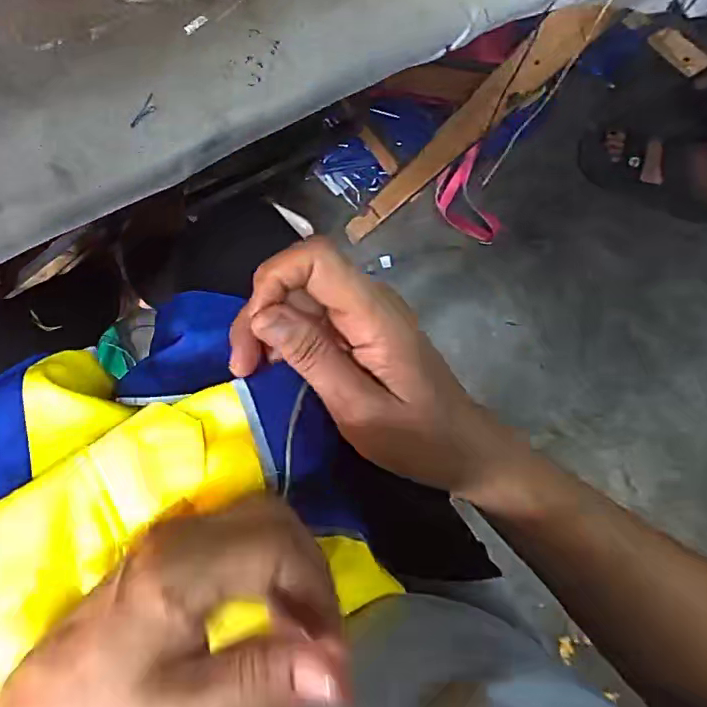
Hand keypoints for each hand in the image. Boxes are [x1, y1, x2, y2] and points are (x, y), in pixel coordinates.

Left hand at [0, 496, 349, 706]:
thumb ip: (263, 682)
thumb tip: (339, 674)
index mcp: (181, 569)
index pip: (275, 546)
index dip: (317, 592)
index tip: (330, 653)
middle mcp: (181, 533)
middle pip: (274, 518)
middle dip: (312, 572)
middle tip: (321, 637)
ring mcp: (175, 531)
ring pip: (261, 515)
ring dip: (295, 562)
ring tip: (303, 626)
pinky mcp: (173, 540)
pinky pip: (242, 527)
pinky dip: (272, 558)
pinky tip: (273, 606)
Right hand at [228, 239, 530, 504]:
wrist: (464, 448)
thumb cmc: (419, 439)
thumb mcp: (359, 409)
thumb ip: (312, 357)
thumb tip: (263, 316)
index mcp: (373, 313)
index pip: (315, 257)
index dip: (273, 280)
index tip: (253, 334)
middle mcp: (368, 300)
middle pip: (300, 274)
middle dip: (259, 310)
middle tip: (242, 365)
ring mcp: (365, 312)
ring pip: (300, 294)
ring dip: (267, 325)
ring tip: (252, 370)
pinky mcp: (360, 328)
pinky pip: (313, 315)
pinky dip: (286, 336)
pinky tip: (276, 367)